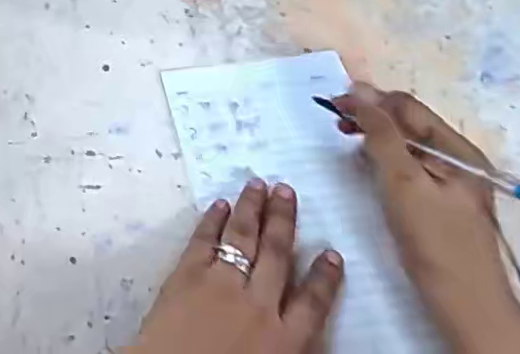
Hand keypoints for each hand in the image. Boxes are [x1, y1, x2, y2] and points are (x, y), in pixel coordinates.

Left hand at [127, 179, 343, 353]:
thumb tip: (300, 335)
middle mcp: (257, 306)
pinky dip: (213, 219)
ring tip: (258, 183)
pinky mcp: (187, 274)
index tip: (333, 253)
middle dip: (283, 220)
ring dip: (251, 208)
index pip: (312, 305)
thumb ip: (288, 349)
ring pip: (242, 237)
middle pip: (276, 254)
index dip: (324, 279)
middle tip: (287, 189)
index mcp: (283, 344)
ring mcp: (220, 285)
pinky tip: (220, 204)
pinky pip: (204, 239)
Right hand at [334, 86, 519, 353]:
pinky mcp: (439, 201)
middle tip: (337, 121)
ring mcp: (450, 181)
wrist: (466, 309)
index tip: (334, 104)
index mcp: (459, 149)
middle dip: (370, 116)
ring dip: (374, 136)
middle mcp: (458, 159)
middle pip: (407, 122)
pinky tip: (367, 165)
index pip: (407, 106)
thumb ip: (380, 133)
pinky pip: (407, 165)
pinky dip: (383, 158)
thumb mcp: (402, 180)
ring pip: (405, 143)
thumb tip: (358, 91)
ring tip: (347, 139)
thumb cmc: (435, 241)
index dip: (369, 100)